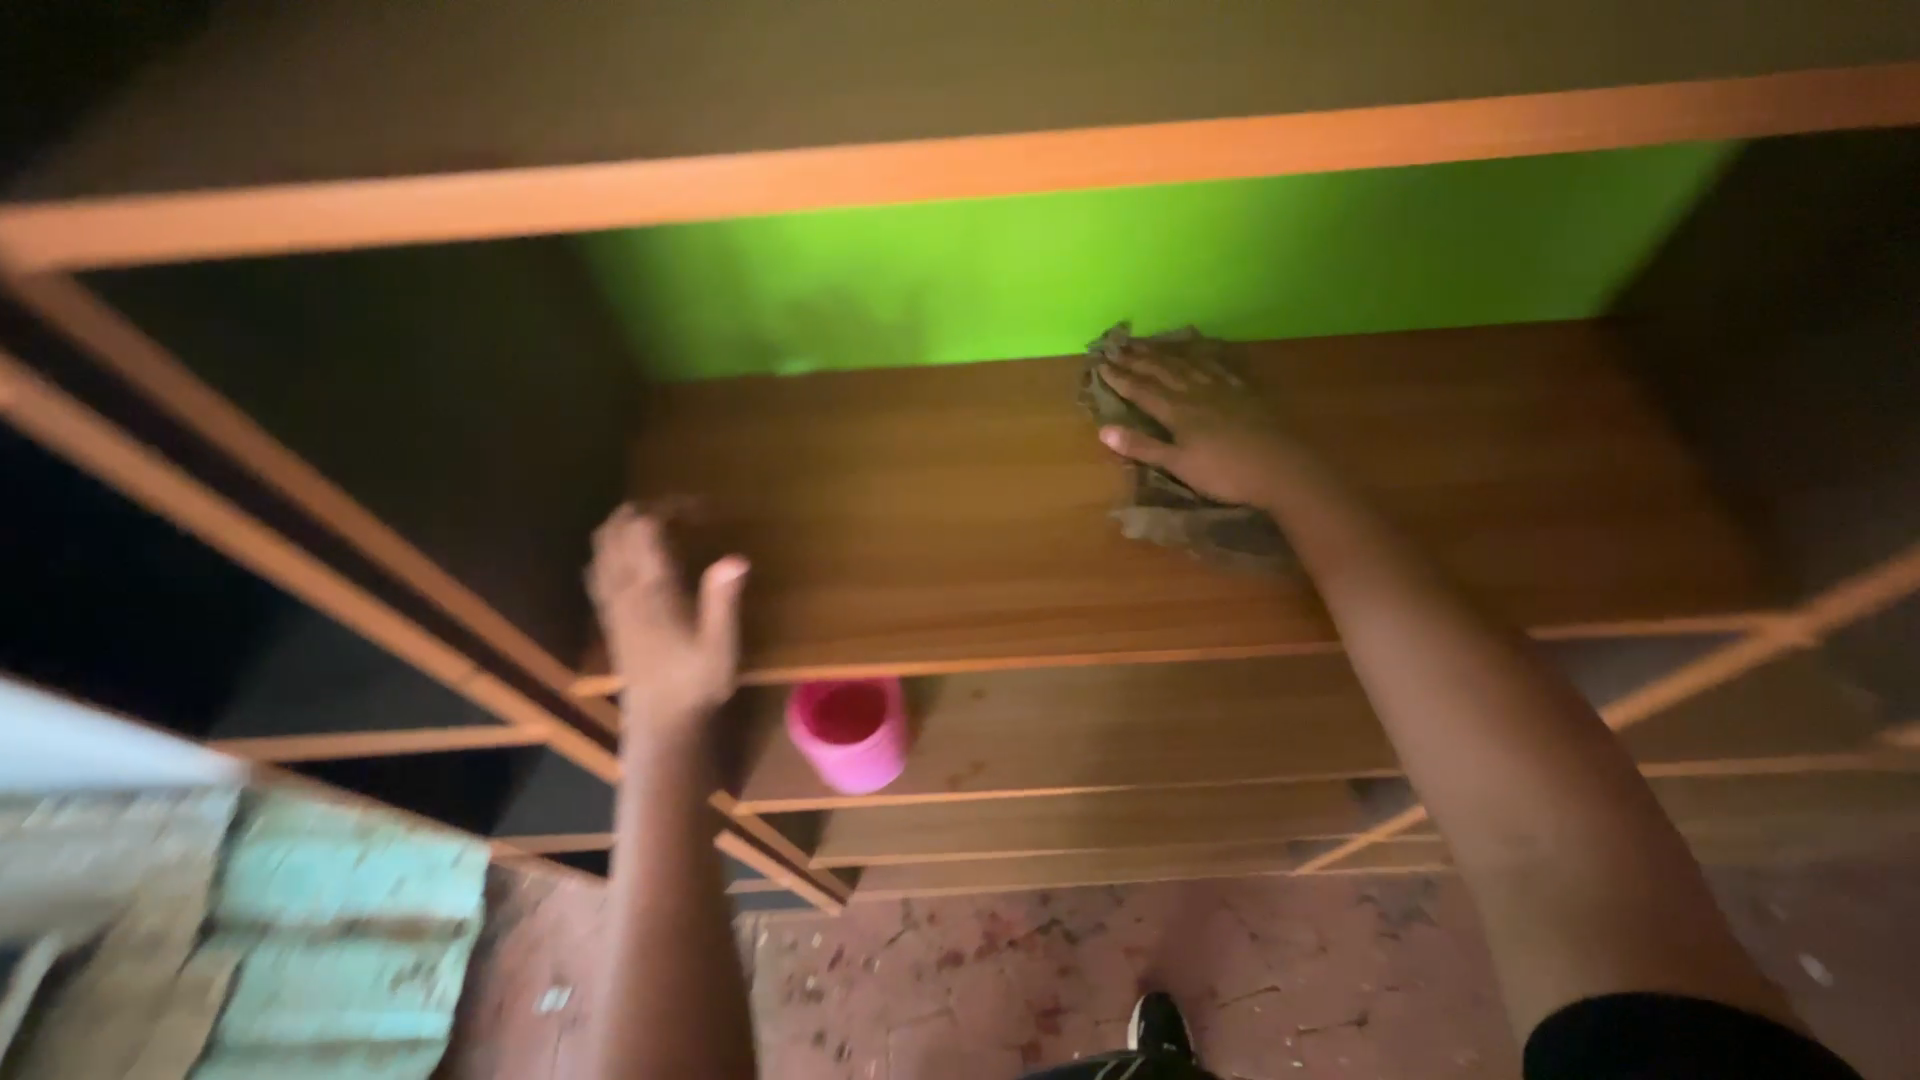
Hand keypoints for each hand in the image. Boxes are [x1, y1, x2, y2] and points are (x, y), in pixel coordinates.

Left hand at [587, 505, 748, 733]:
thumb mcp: (721, 644)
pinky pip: (597, 568)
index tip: (705, 511)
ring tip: (662, 529)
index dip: (672, 507)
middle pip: (617, 526)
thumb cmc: (696, 683)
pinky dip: (613, 549)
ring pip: (601, 544)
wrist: (661, 723)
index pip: (646, 526)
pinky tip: (637, 560)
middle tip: (686, 516)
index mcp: (652, 589)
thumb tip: (735, 559)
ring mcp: (611, 602)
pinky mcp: (608, 616)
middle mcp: (624, 588)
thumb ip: (723, 600)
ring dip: (626, 525)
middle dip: (648, 509)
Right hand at [1096, 350, 1301, 506]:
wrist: (1281, 467)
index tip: (1100, 364)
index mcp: (1177, 411)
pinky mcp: (1244, 389)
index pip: (1141, 390)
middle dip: (1136, 357)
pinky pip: (1217, 363)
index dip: (1119, 377)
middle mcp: (1195, 391)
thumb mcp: (1178, 465)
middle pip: (1161, 370)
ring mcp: (1222, 387)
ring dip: (1164, 351)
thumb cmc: (1225, 473)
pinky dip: (1201, 353)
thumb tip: (1103, 430)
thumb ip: (1142, 446)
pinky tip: (1198, 348)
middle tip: (1116, 344)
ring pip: (1186, 362)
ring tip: (1147, 341)